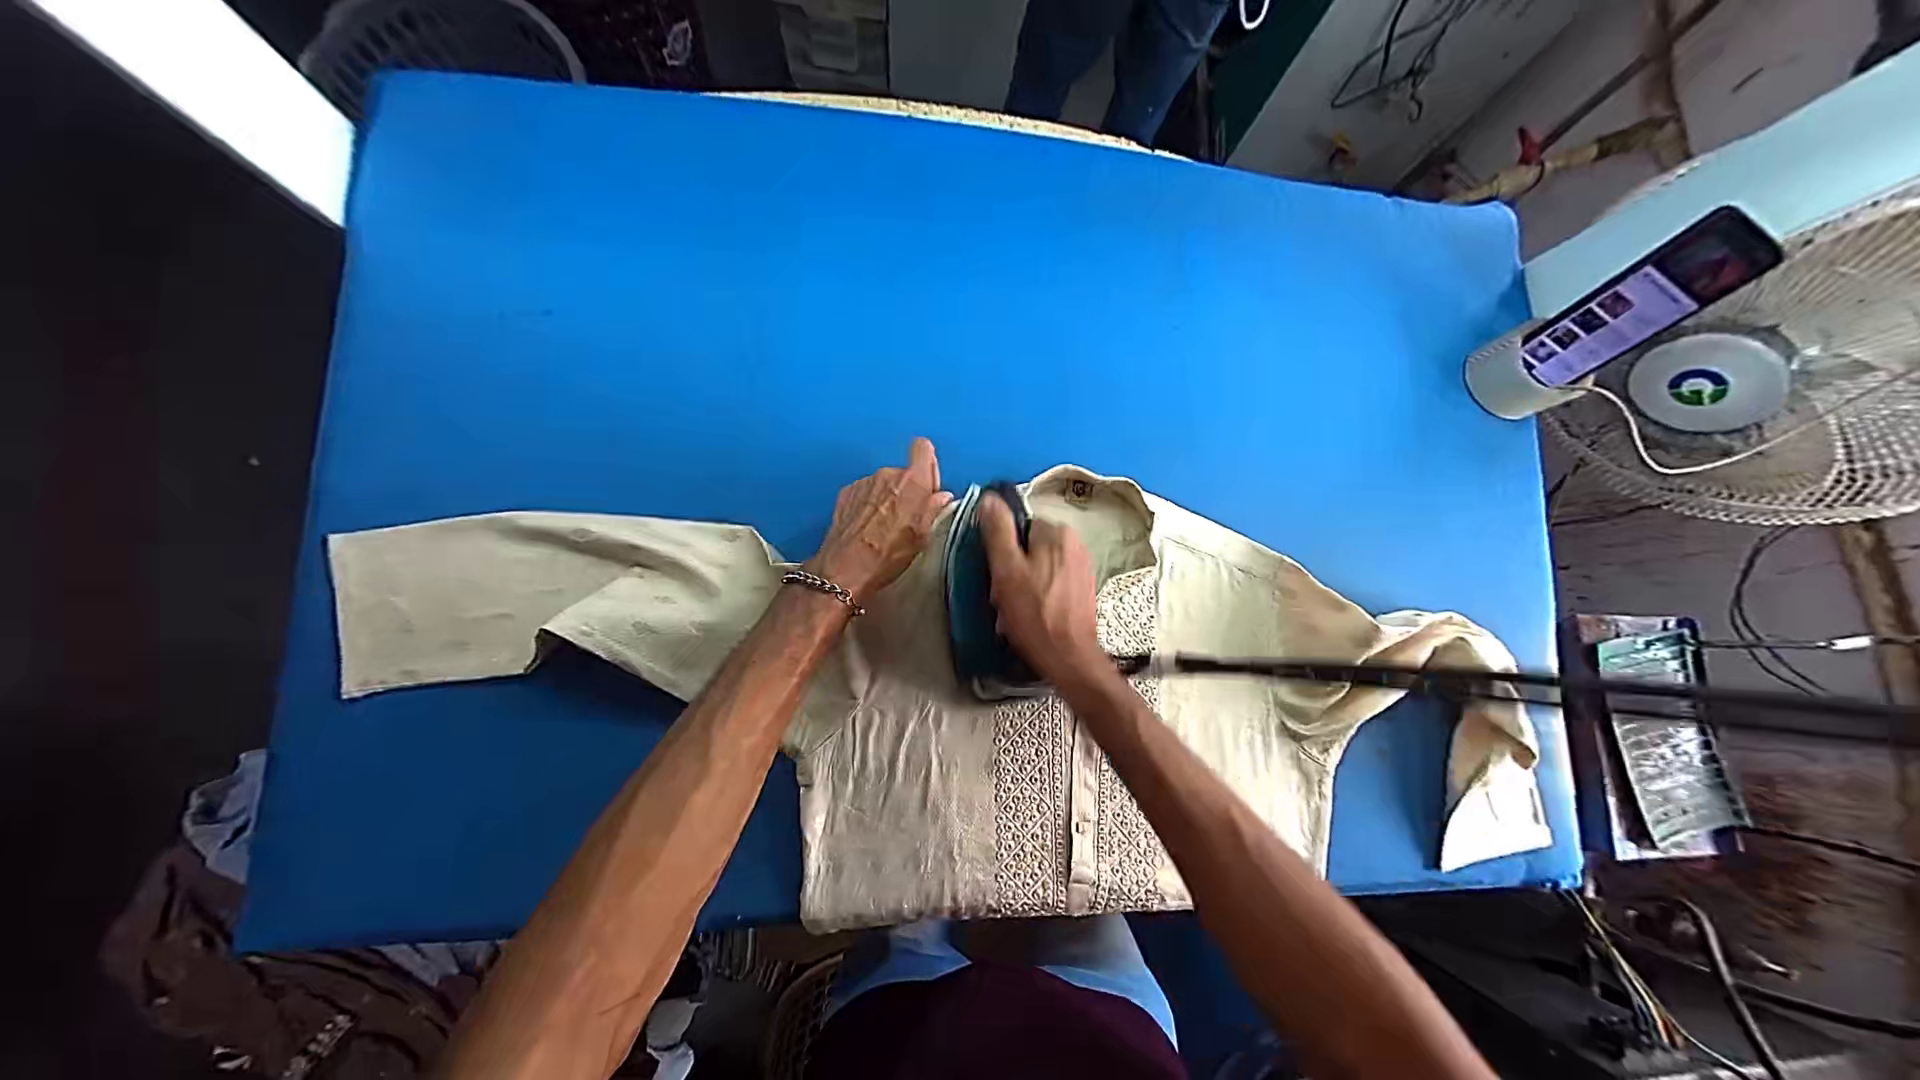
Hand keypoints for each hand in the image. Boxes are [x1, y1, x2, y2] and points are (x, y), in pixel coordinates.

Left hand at [810, 437, 954, 600]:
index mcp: (913, 481)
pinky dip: (868, 504)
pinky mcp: (847, 491)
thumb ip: (934, 509)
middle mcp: (888, 474)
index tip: (928, 482)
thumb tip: (942, 497)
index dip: (927, 462)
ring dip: (887, 498)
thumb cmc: (888, 553)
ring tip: (885, 526)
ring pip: (884, 483)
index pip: (923, 448)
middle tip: (908, 518)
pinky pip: (865, 492)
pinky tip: (868, 526)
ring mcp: (865, 481)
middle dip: (908, 490)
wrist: (847, 567)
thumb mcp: (922, 536)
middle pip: (904, 472)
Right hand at [978, 492, 1110, 688]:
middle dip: (1013, 569)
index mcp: (1058, 533)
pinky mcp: (1082, 589)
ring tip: (1016, 610)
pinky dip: (1038, 596)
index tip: (999, 574)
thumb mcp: (1006, 570)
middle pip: (1028, 547)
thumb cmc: (1036, 617)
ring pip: (1038, 566)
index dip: (1002, 551)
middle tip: (1005, 595)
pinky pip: (1050, 583)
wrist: (1068, 658)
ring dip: (1022, 585)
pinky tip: (1031, 616)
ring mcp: (1081, 568)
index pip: (1018, 526)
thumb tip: (989, 499)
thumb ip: (997, 531)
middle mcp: (1075, 544)